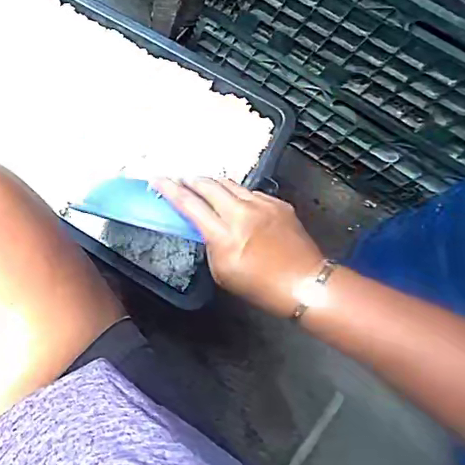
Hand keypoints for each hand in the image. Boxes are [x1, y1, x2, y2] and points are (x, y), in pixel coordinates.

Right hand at [153, 178, 326, 318]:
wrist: (308, 284)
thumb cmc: (262, 286)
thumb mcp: (223, 271)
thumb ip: (209, 244)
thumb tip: (203, 227)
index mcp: (224, 235)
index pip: (189, 204)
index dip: (169, 189)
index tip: (157, 179)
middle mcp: (242, 213)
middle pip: (207, 185)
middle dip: (189, 180)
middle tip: (178, 179)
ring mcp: (262, 205)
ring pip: (228, 183)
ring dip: (211, 183)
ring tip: (202, 186)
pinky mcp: (278, 203)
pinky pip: (250, 191)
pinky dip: (236, 193)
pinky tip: (235, 202)